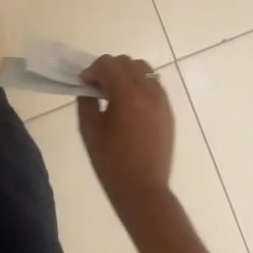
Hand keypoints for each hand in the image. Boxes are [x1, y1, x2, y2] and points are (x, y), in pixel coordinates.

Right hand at [78, 55, 173, 214]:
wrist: (143, 190)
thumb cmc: (111, 163)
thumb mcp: (89, 131)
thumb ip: (86, 101)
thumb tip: (88, 87)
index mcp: (128, 96)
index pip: (109, 65)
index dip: (92, 69)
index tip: (83, 82)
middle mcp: (149, 92)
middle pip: (127, 62)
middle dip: (109, 68)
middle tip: (96, 87)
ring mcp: (162, 101)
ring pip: (144, 70)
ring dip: (126, 74)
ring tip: (114, 93)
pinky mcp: (168, 111)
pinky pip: (154, 85)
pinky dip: (139, 84)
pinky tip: (129, 104)